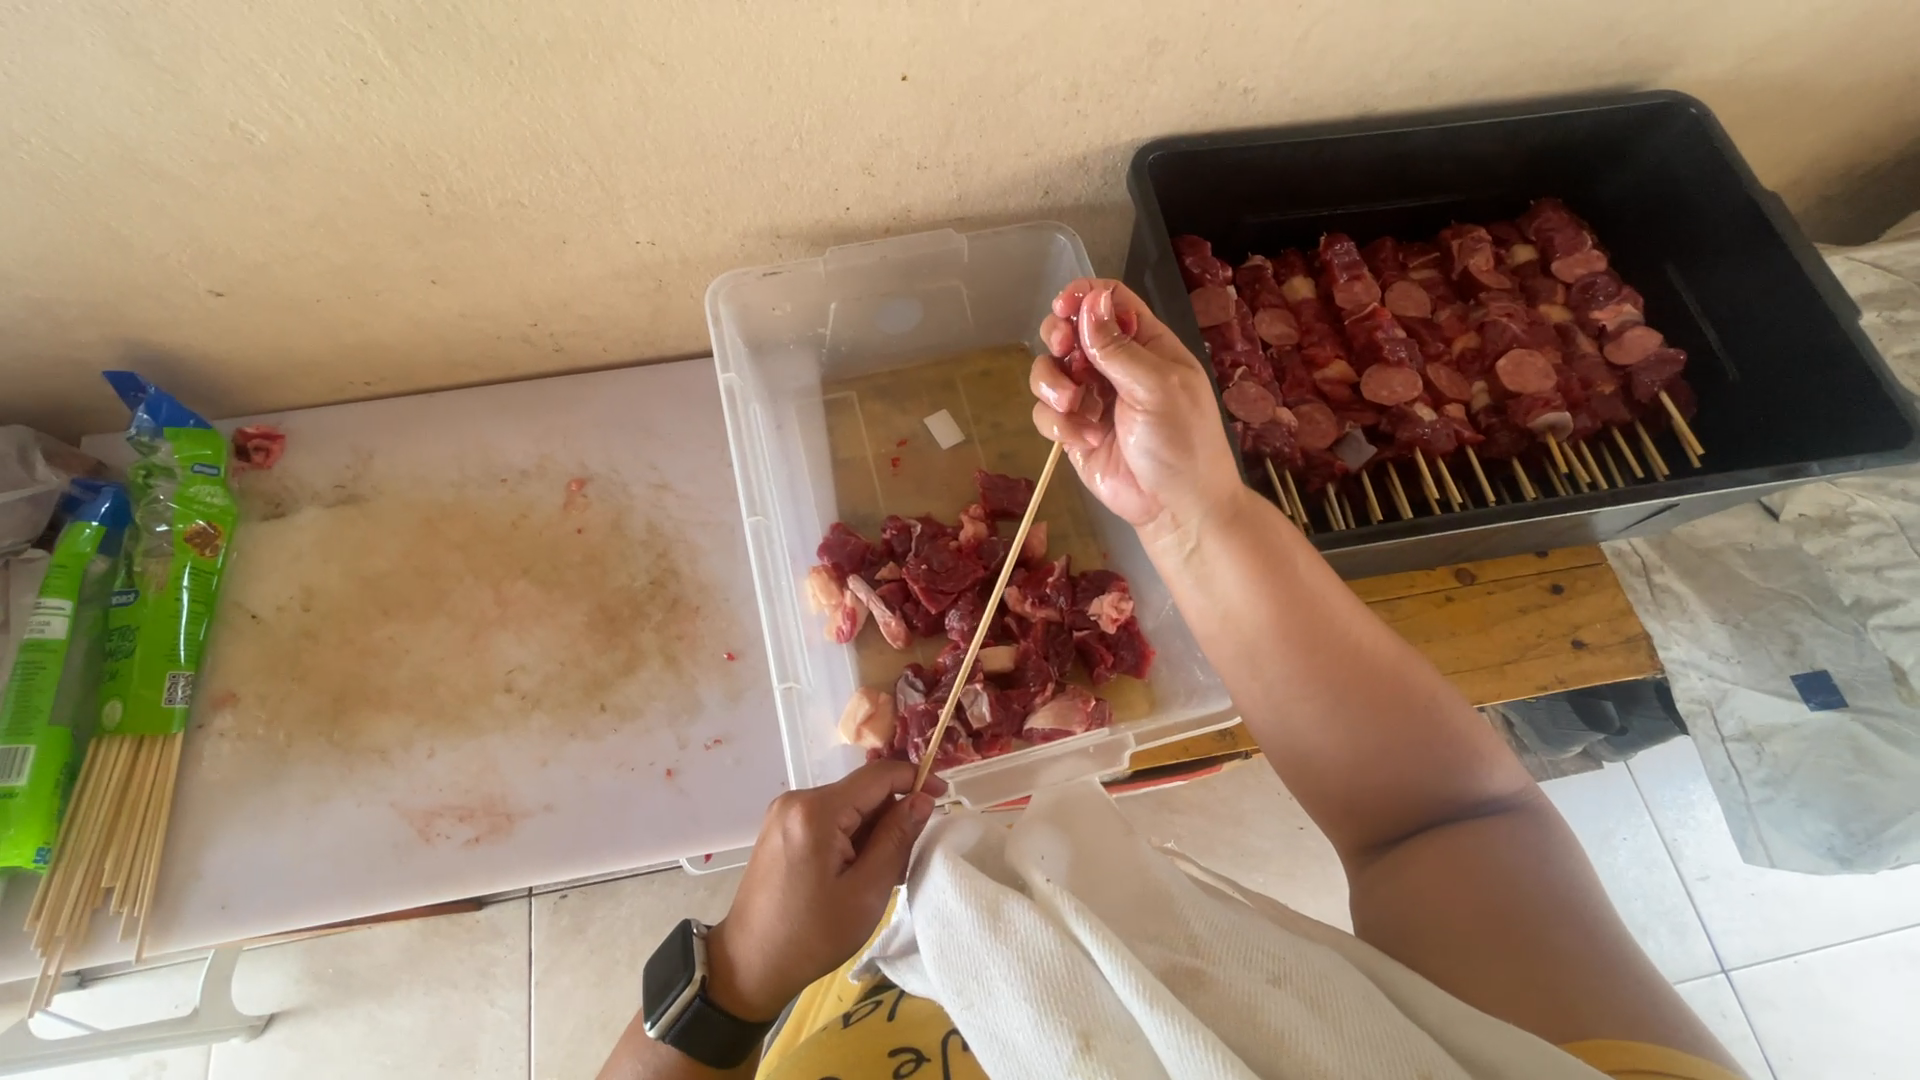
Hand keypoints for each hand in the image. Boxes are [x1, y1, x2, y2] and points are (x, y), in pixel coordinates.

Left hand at [704, 761, 942, 1021]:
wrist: (747, 966)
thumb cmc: (811, 936)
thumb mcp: (866, 892)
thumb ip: (896, 839)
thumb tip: (922, 800)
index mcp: (817, 810)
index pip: (879, 775)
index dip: (916, 779)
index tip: (945, 797)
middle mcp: (798, 799)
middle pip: (863, 791)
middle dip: (892, 817)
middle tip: (905, 861)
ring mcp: (786, 812)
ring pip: (848, 805)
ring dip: (873, 830)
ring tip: (879, 875)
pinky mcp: (782, 826)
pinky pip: (830, 817)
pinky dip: (852, 836)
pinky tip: (856, 871)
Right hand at [1029, 279, 1246, 541]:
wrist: (1174, 507)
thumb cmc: (1181, 442)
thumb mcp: (1157, 387)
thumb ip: (1119, 348)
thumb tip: (1091, 300)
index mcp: (1146, 345)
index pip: (1109, 301)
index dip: (1083, 297)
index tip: (1064, 307)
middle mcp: (1115, 366)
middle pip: (1070, 331)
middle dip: (1059, 338)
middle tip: (1064, 352)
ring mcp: (1091, 399)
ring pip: (1049, 371)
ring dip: (1052, 384)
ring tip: (1073, 405)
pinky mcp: (1073, 432)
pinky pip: (1046, 413)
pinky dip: (1057, 423)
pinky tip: (1083, 440)